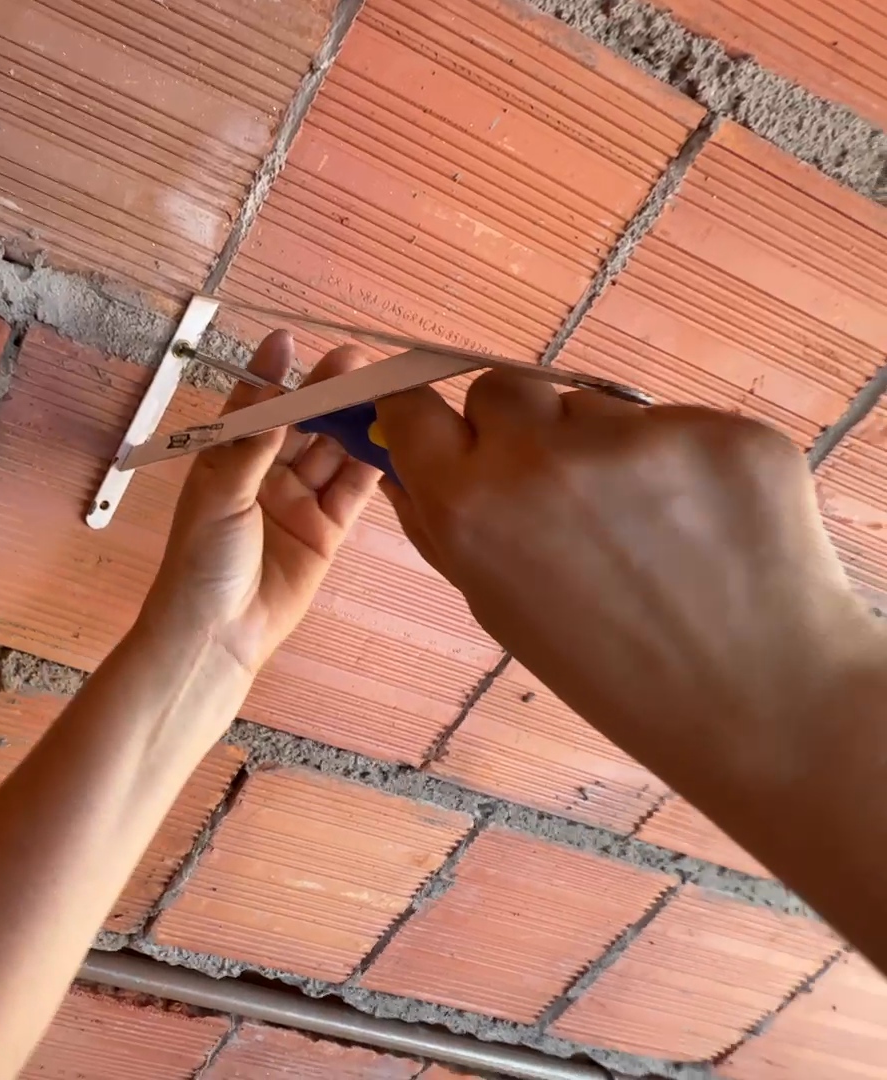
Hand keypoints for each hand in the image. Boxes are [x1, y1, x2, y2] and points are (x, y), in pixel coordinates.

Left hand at [138, 331, 381, 677]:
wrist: (219, 628)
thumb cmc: (202, 559)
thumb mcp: (218, 497)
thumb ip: (251, 448)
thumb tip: (275, 394)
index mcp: (225, 462)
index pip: (250, 409)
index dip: (269, 375)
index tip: (288, 340)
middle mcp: (263, 475)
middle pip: (300, 425)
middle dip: (325, 393)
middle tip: (356, 360)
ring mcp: (297, 501)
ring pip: (332, 452)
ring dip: (355, 422)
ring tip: (385, 387)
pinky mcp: (327, 528)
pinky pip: (354, 489)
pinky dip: (375, 464)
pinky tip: (397, 434)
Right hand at [374, 371, 877, 792]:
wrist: (745, 693)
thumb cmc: (584, 651)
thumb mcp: (477, 590)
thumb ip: (431, 518)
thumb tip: (399, 459)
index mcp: (465, 502)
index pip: (412, 408)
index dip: (415, 408)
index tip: (427, 419)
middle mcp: (537, 458)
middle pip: (498, 387)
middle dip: (506, 421)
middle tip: (537, 472)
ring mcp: (636, 438)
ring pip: (584, 403)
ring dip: (589, 440)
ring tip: (629, 510)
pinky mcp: (723, 430)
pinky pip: (664, 419)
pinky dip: (666, 455)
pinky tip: (688, 512)